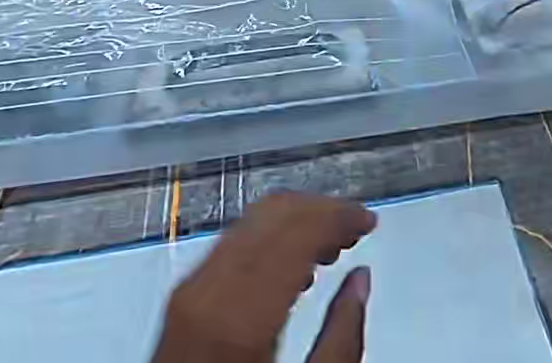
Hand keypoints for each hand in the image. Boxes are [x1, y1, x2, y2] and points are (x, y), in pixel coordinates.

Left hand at [150, 192, 375, 362]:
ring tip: (333, 242)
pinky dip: (269, 236)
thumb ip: (340, 341)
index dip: (338, 215)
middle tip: (355, 225)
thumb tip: (360, 282)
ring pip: (251, 219)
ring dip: (295, 219)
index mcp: (240, 313)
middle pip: (273, 213)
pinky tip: (293, 258)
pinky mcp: (186, 293)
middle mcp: (209, 285)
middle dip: (320, 210)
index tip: (366, 219)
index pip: (296, 230)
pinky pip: (232, 241)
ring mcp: (191, 286)